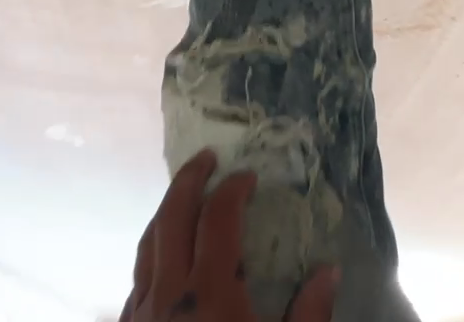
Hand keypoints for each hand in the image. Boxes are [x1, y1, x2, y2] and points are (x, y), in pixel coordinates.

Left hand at [122, 150, 339, 321]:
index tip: (250, 175)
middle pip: (171, 218)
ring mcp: (139, 321)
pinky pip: (135, 285)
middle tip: (207, 158)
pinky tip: (166, 266)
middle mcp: (167, 297)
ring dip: (165, 214)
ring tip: (184, 198)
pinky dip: (152, 258)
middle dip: (189, 181)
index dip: (233, 188)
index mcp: (209, 294)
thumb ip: (309, 315)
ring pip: (145, 248)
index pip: (218, 217)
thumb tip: (328, 272)